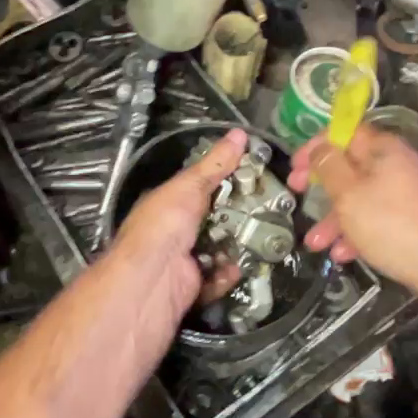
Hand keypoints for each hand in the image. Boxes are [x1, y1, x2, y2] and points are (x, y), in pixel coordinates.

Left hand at [111, 128, 246, 312]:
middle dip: (236, 215)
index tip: (253, 175)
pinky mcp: (192, 284)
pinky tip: (237, 266)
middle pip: (212, 218)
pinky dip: (227, 273)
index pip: (200, 186)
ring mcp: (182, 258)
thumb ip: (215, 164)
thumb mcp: (189, 186)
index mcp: (168, 202)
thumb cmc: (165, 224)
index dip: (225, 180)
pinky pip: (216, 277)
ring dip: (235, 245)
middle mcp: (174, 229)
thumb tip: (240, 133)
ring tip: (260, 235)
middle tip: (266, 207)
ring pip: (217, 248)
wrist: (151, 280)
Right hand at [288, 124, 417, 293]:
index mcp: (384, 149)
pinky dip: (357, 232)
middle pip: (351, 166)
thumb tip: (321, 148)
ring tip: (315, 243)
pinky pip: (376, 217)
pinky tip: (342, 254)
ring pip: (360, 197)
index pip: (346, 131)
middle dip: (321, 184)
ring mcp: (406, 192)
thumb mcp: (349, 194)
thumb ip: (329, 167)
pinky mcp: (411, 218)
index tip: (295, 164)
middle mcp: (397, 164)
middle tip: (296, 194)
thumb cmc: (390, 225)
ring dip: (334, 218)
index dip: (317, 144)